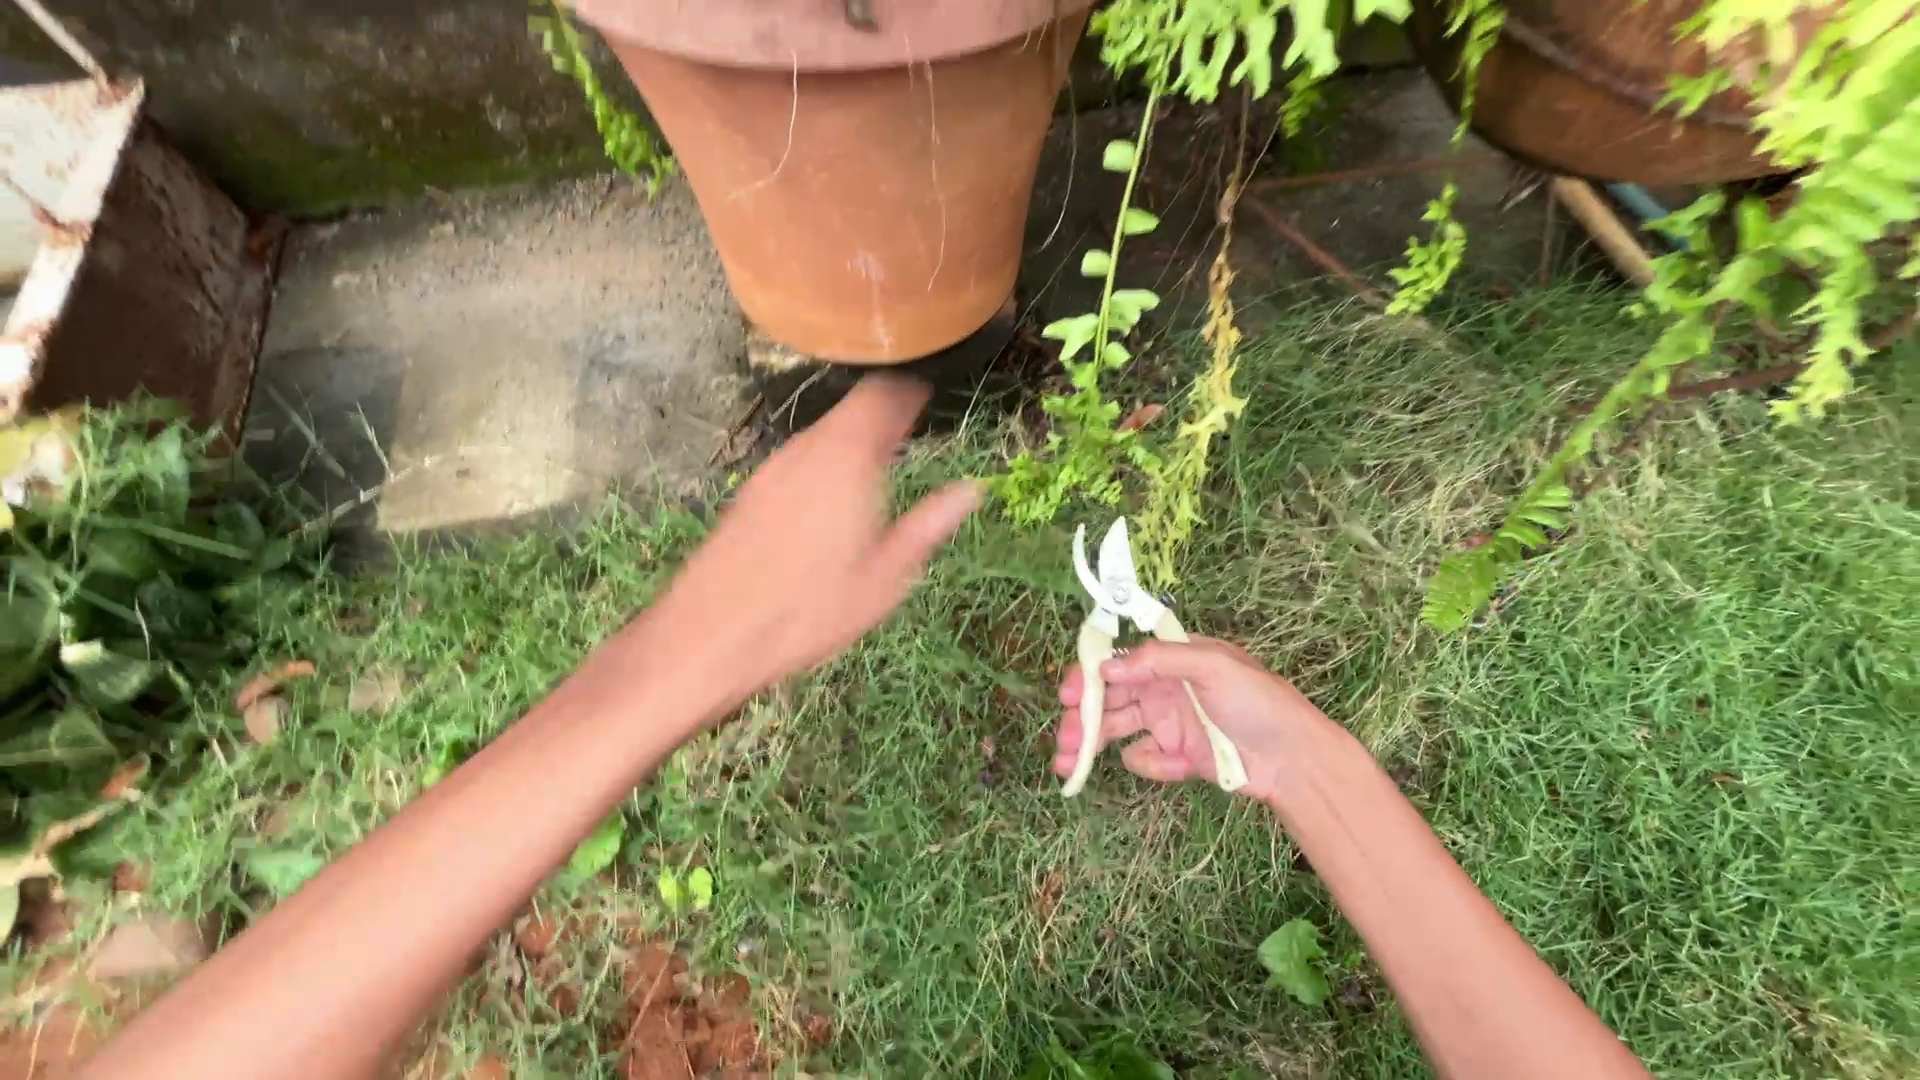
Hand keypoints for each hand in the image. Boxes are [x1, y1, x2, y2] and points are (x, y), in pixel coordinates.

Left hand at [649, 376, 978, 708]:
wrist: (713, 633)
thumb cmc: (810, 610)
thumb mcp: (886, 578)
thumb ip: (928, 526)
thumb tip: (971, 491)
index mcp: (849, 460)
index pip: (882, 396)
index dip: (909, 391)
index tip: (927, 398)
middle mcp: (808, 451)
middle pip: (850, 411)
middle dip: (882, 417)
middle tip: (908, 434)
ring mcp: (774, 468)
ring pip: (822, 435)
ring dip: (851, 441)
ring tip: (877, 467)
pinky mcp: (752, 490)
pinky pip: (799, 459)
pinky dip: (824, 463)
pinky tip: (831, 501)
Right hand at [1054, 637, 1328, 801]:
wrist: (1295, 759)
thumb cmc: (1257, 700)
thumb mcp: (1212, 666)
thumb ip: (1157, 661)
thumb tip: (1106, 666)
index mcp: (1169, 660)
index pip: (1117, 662)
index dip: (1088, 676)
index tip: (1067, 695)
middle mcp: (1162, 689)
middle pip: (1108, 700)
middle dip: (1081, 718)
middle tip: (1063, 741)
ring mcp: (1167, 724)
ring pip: (1116, 731)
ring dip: (1091, 745)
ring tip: (1069, 766)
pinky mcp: (1176, 757)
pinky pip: (1145, 758)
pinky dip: (1151, 764)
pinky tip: (1176, 767)